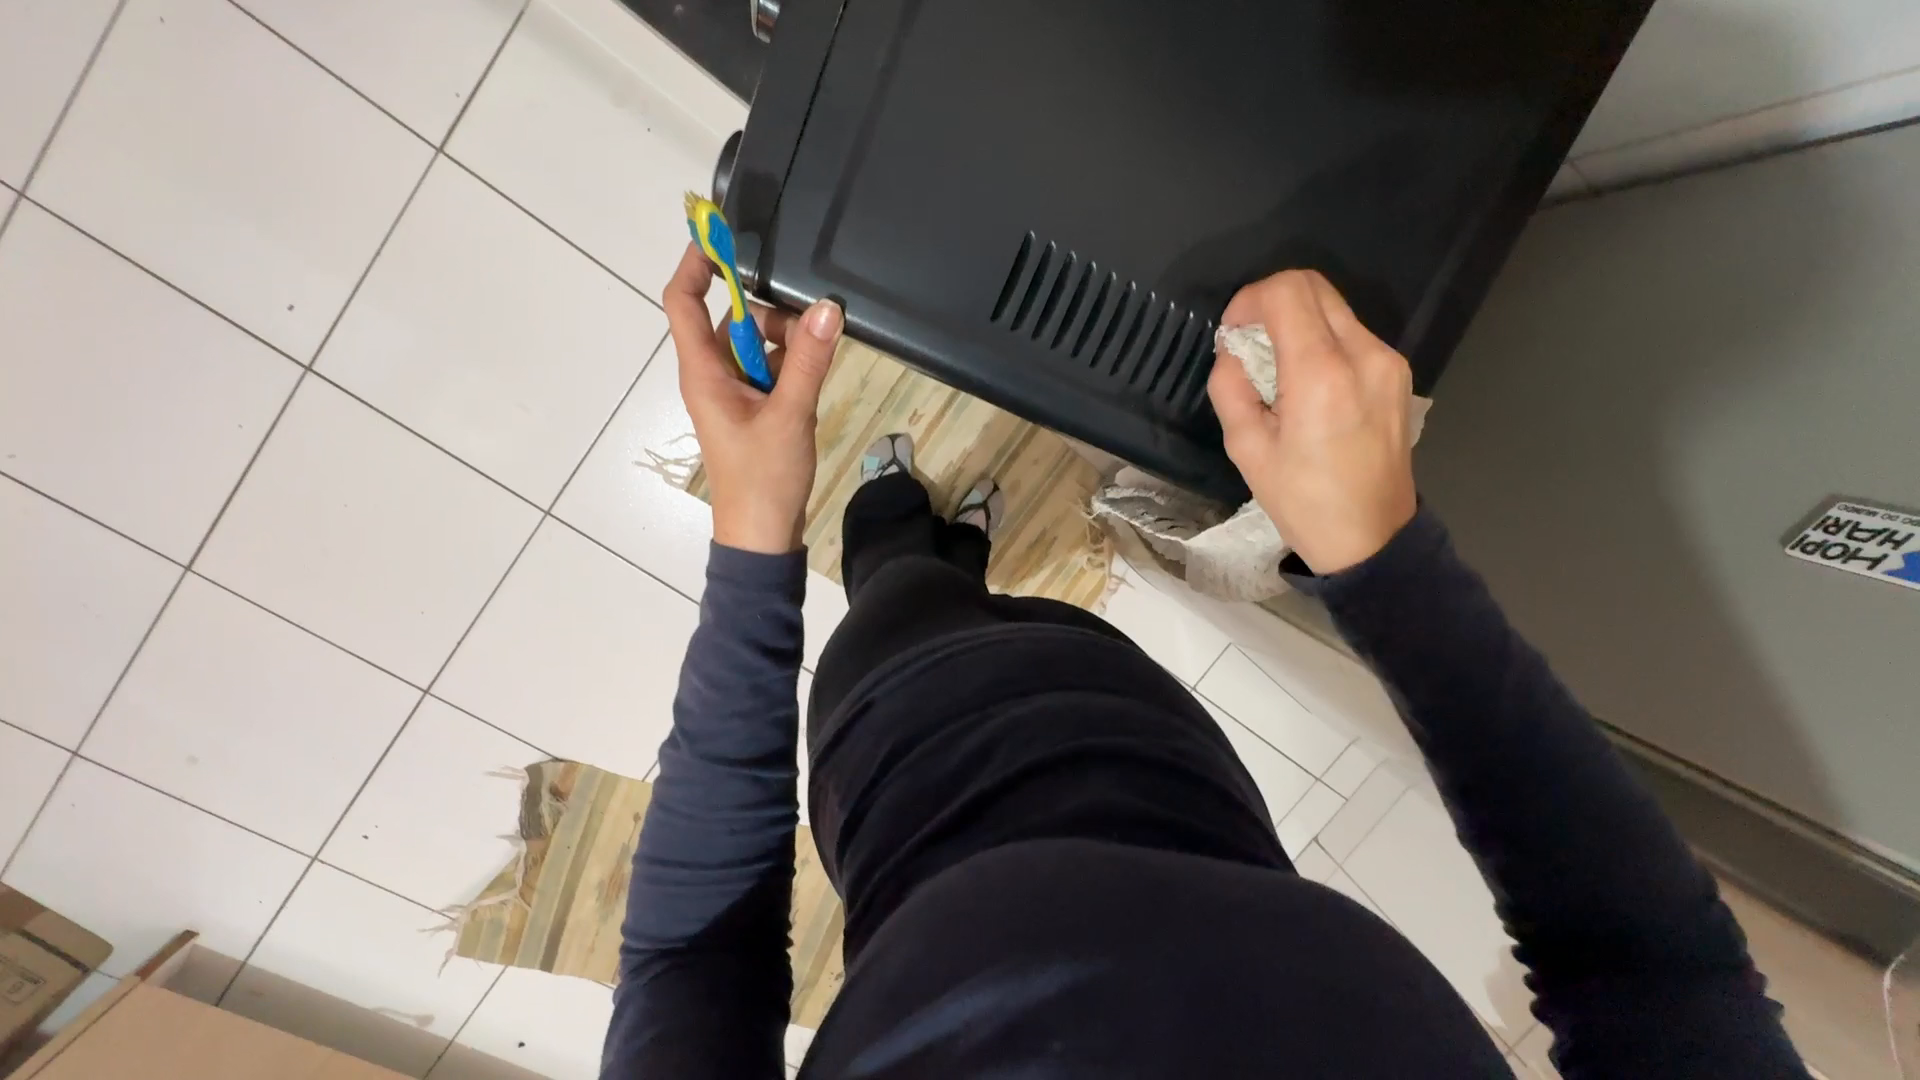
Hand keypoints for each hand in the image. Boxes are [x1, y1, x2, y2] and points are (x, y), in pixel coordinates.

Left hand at [663, 243, 842, 554]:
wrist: (762, 534)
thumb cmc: (764, 477)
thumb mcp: (791, 414)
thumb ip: (808, 360)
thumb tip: (828, 307)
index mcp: (703, 371)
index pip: (682, 302)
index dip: (695, 265)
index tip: (720, 236)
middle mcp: (711, 375)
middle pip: (727, 319)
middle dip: (764, 310)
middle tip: (806, 322)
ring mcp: (732, 393)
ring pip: (751, 344)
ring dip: (782, 340)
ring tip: (816, 354)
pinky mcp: (752, 409)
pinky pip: (766, 370)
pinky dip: (788, 364)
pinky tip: (814, 373)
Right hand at [1208, 270, 1415, 573]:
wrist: (1370, 536)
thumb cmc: (1302, 501)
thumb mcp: (1246, 449)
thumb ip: (1230, 388)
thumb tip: (1233, 351)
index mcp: (1321, 374)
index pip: (1286, 292)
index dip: (1248, 300)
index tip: (1232, 334)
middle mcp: (1363, 354)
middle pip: (1313, 285)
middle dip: (1271, 303)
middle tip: (1249, 345)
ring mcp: (1387, 361)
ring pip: (1333, 307)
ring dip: (1296, 322)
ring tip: (1276, 371)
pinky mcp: (1396, 372)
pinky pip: (1350, 333)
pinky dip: (1319, 340)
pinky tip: (1305, 384)